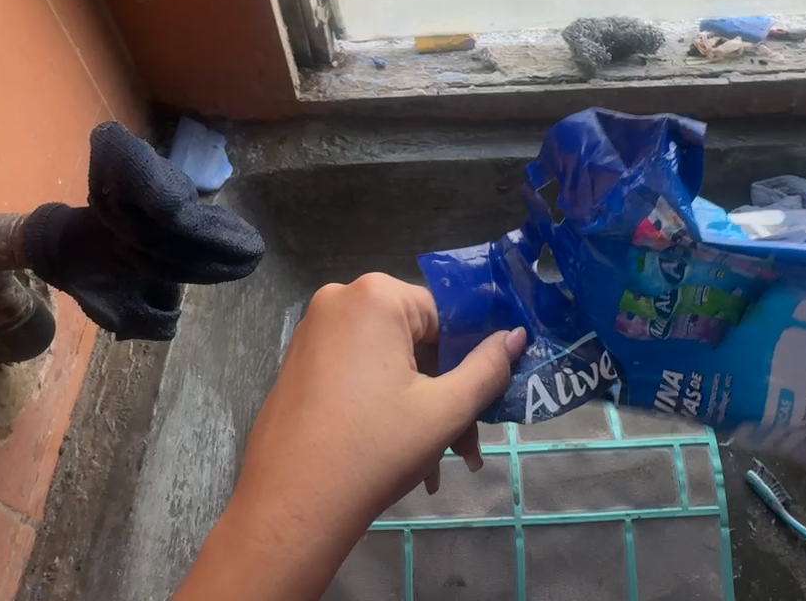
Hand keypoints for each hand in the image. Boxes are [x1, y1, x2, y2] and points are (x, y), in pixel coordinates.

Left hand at [174, 273, 525, 600]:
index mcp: (375, 295)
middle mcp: (340, 298)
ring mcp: (314, 330)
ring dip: (418, 406)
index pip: (445, 314)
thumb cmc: (373, 449)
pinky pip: (358, 369)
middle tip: (465, 446)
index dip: (469, 358)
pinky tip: (400, 454)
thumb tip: (517, 335)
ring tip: (437, 464)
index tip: (482, 402)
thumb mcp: (443, 410)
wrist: (289, 509)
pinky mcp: (300, 361)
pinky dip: (383, 403)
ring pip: (389, 359)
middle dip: (445, 392)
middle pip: (416, 339)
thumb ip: (487, 368)